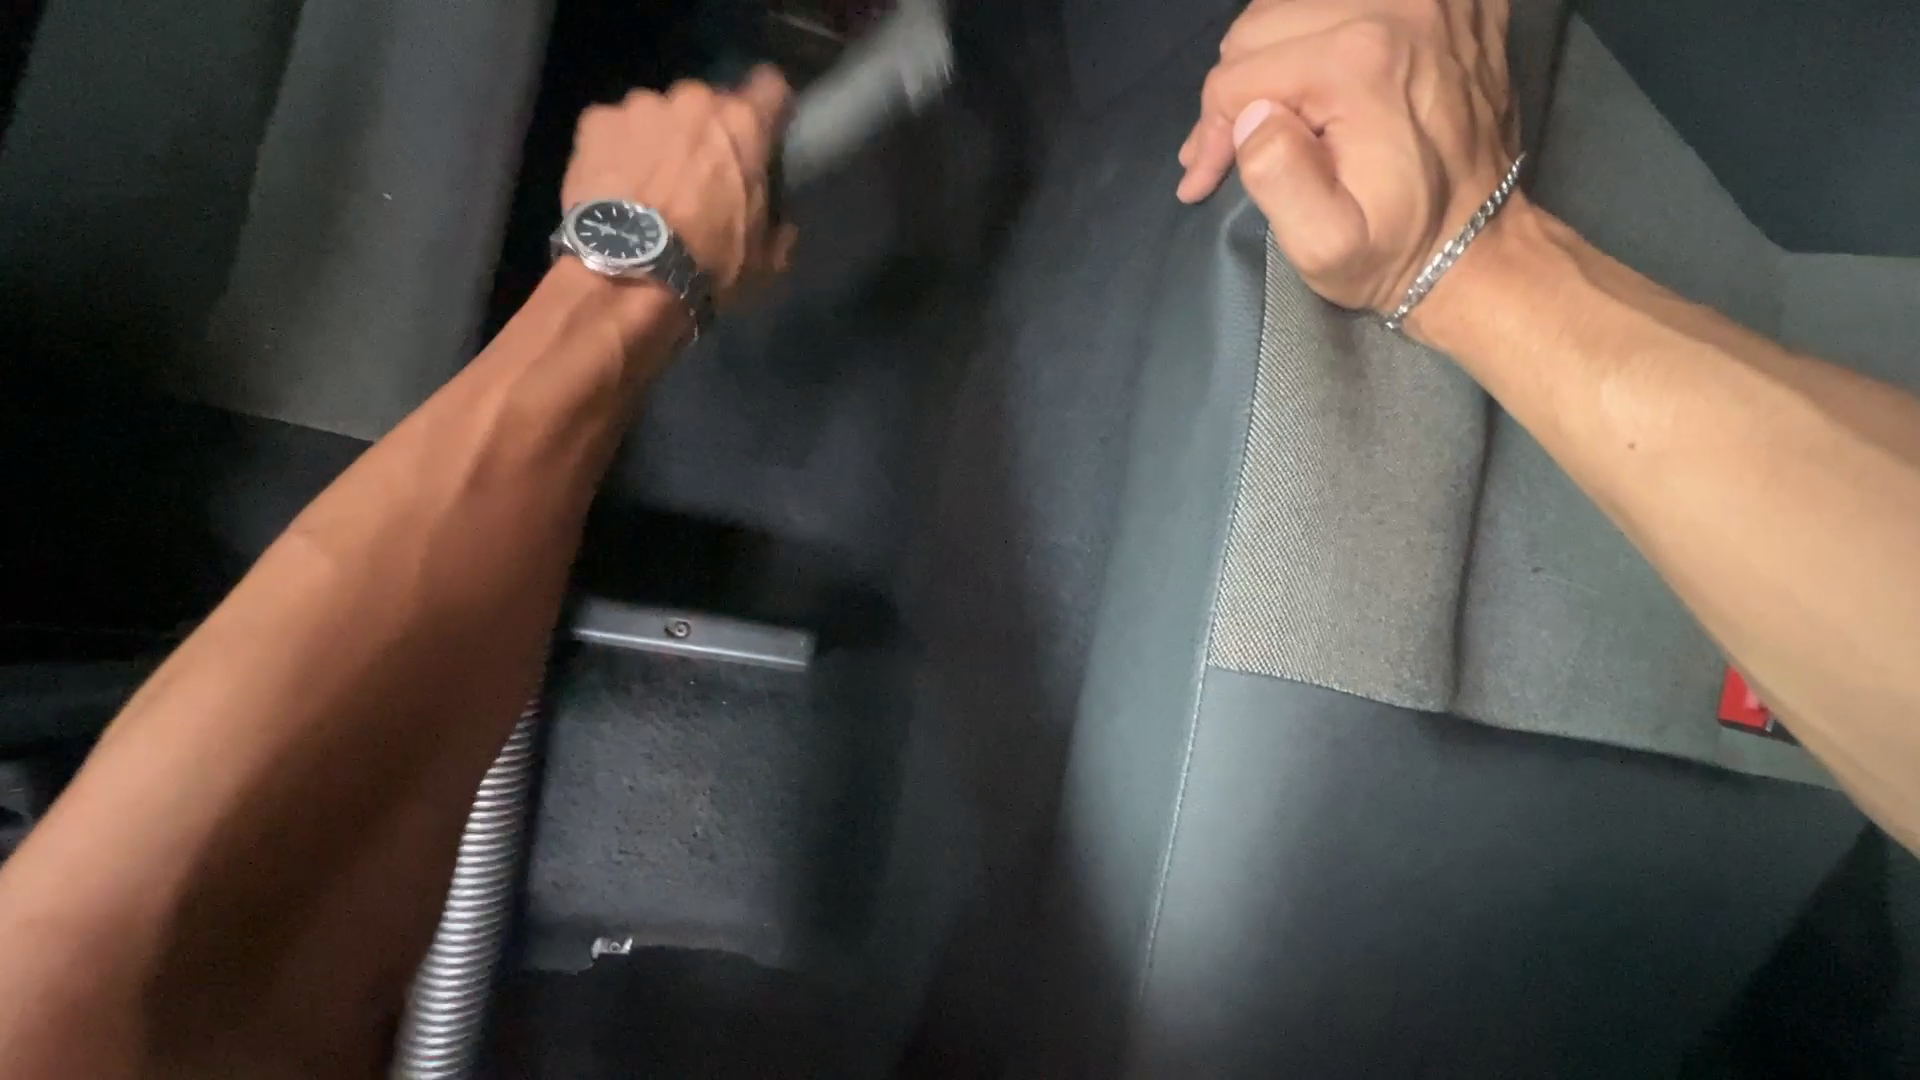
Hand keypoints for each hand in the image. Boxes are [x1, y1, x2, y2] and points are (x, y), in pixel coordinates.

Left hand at [561, 67, 798, 304]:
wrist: (630, 278)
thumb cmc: (710, 266)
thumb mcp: (768, 260)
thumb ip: (779, 224)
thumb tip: (778, 218)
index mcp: (744, 125)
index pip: (771, 88)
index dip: (770, 112)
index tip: (765, 139)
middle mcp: (693, 100)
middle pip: (709, 104)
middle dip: (710, 134)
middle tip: (705, 178)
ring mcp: (640, 106)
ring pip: (661, 115)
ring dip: (664, 141)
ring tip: (656, 188)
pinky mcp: (596, 121)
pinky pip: (618, 129)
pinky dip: (622, 151)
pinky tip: (621, 188)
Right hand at [1174, 0, 1519, 315]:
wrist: (1476, 245)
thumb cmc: (1392, 251)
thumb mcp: (1323, 242)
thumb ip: (1277, 176)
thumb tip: (1249, 118)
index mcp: (1361, 62)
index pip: (1238, 74)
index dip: (1211, 132)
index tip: (1207, 178)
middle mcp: (1399, 4)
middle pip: (1260, 25)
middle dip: (1233, 91)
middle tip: (1227, 150)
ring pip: (1295, 3)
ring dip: (1267, 58)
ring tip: (1262, 114)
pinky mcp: (1453, 0)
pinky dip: (1316, 31)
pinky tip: (1311, 78)